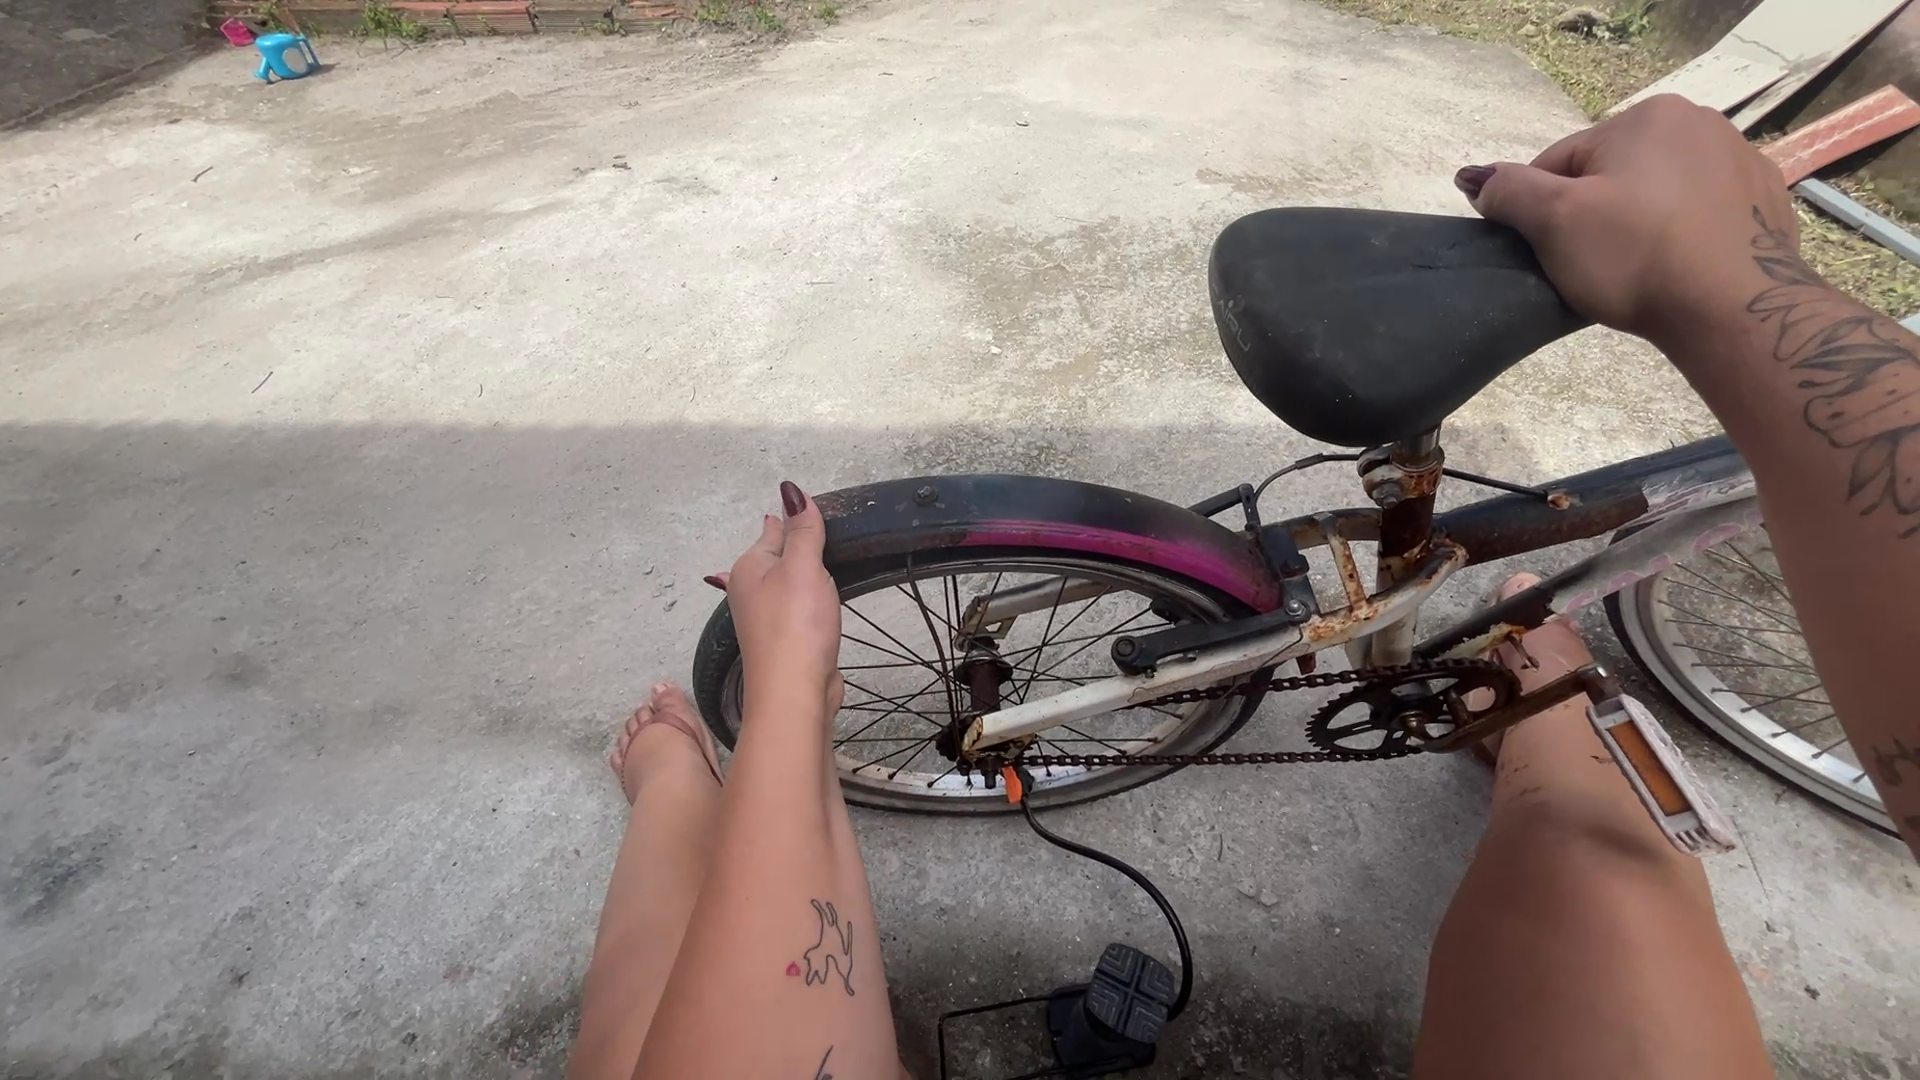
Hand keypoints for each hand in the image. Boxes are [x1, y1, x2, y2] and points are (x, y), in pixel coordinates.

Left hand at [710, 482, 841, 714]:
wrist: (794, 690)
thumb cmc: (795, 625)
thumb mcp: (802, 567)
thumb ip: (802, 530)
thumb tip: (791, 490)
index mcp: (750, 567)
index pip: (773, 531)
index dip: (791, 518)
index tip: (804, 507)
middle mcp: (752, 591)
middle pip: (776, 556)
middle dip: (793, 543)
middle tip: (817, 526)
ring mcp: (767, 618)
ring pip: (786, 583)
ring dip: (800, 572)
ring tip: (819, 558)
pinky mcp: (786, 639)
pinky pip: (797, 607)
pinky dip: (806, 598)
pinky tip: (814, 600)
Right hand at [1455, 94, 1798, 349]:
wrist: (1729, 303)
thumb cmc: (1631, 255)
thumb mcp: (1552, 221)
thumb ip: (1508, 191)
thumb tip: (1473, 176)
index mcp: (1644, 118)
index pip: (1555, 163)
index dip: (1537, 210)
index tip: (1546, 249)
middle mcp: (1696, 120)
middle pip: (1602, 173)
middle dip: (1584, 212)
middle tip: (1581, 260)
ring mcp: (1736, 154)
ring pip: (1646, 188)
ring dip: (1625, 220)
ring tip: (1623, 263)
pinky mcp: (1758, 193)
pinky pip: (1690, 206)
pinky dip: (1669, 228)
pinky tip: (1665, 260)